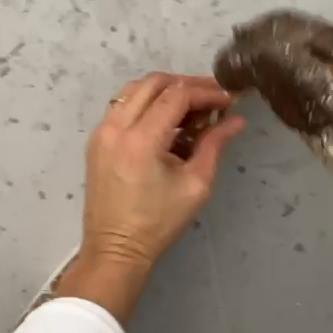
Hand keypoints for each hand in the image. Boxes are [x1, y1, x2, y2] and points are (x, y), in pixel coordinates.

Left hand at [57, 74, 245, 323]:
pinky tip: (167, 121)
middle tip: (212, 98)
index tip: (228, 100)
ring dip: (165, 91)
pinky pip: (123, 106)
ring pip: (134, 90)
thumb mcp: (195, 185)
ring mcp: (101, 132)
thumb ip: (214, 145)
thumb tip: (236, 120)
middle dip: (186, 84)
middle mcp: (116, 128)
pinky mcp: (97, 140)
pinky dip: (147, 104)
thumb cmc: (158, 223)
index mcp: (141, 140)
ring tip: (192, 107)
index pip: (176, 95)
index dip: (206, 92)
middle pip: (153, 83)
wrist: (115, 249)